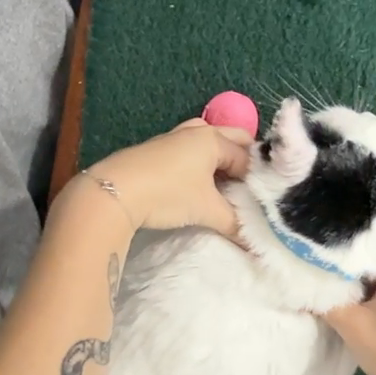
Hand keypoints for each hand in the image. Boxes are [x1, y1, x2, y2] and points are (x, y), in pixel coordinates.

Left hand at [79, 118, 253, 235]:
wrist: (114, 193)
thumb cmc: (168, 194)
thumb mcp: (207, 211)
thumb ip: (235, 224)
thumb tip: (254, 242)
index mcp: (213, 139)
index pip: (246, 156)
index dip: (257, 178)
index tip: (261, 198)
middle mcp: (195, 132)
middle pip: (230, 138)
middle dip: (242, 158)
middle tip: (248, 186)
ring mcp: (172, 138)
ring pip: (206, 141)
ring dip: (218, 159)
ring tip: (224, 184)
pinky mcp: (154, 150)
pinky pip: (188, 150)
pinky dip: (199, 162)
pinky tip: (196, 183)